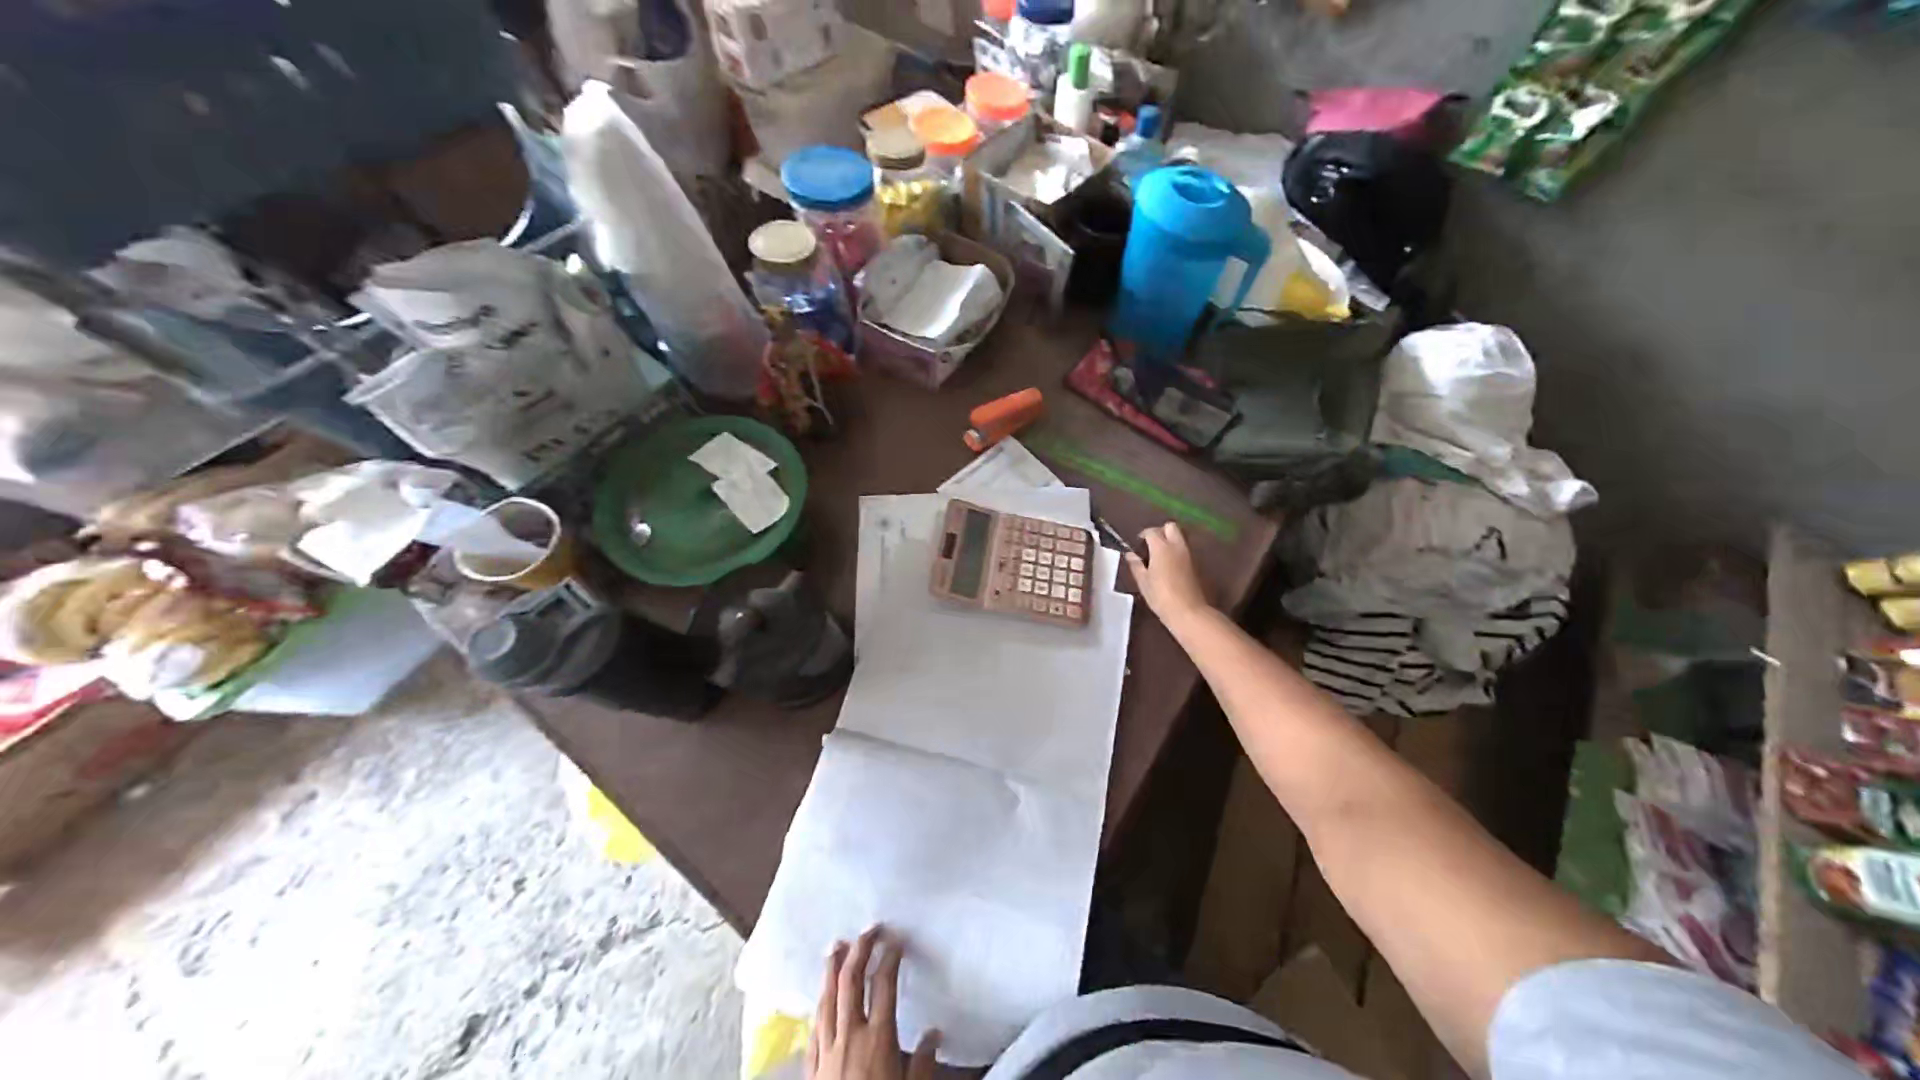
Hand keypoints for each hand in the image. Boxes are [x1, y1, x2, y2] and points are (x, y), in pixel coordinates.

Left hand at [807, 926, 938, 1079]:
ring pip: (827, 999)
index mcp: (878, 1038)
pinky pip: (814, 1028)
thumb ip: (923, 1063)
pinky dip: (819, 1006)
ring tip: (836, 946)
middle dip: (859, 951)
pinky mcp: (811, 1067)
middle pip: (851, 982)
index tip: (895, 940)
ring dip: (831, 969)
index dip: (889, 958)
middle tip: (867, 930)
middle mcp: (850, 1035)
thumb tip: (935, 1034)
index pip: (884, 986)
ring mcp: (827, 1049)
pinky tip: (820, 996)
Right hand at [1125, 522, 1210, 626]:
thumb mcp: (1143, 581)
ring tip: (1158, 556)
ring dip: (1169, 540)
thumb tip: (1130, 555)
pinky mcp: (1194, 563)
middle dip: (1160, 531)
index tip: (1137, 546)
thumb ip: (1136, 565)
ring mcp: (1188, 554)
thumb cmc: (1160, 595)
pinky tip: (1167, 565)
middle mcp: (1176, 546)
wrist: (1188, 611)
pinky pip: (1183, 549)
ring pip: (1179, 537)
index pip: (1151, 531)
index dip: (1142, 536)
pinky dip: (1175, 550)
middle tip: (1150, 545)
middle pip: (1170, 527)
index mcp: (1161, 547)